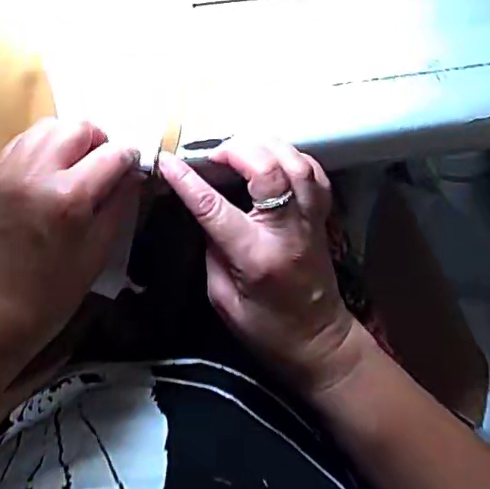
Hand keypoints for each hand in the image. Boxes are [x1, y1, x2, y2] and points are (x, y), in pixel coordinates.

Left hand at [0, 118, 141, 375]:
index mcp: (68, 198)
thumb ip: (120, 201)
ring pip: (50, 125)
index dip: (129, 157)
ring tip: (76, 165)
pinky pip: (25, 139)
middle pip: (78, 128)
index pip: (112, 154)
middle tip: (103, 166)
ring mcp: (10, 170)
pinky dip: (44, 145)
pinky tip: (51, 169)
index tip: (133, 166)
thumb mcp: (100, 249)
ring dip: (70, 138)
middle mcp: (36, 174)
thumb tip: (135, 170)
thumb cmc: (55, 289)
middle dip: (99, 142)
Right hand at [158, 139, 374, 395]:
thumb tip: (200, 207)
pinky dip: (290, 155)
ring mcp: (310, 219)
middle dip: (235, 150)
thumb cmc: (266, 328)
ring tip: (239, 149)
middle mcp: (287, 231)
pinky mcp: (322, 214)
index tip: (167, 161)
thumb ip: (211, 248)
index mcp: (256, 256)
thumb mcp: (221, 297)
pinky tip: (271, 156)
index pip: (216, 208)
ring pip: (295, 163)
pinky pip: (312, 171)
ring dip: (264, 146)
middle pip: (268, 170)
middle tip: (211, 154)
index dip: (188, 180)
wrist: (321, 342)